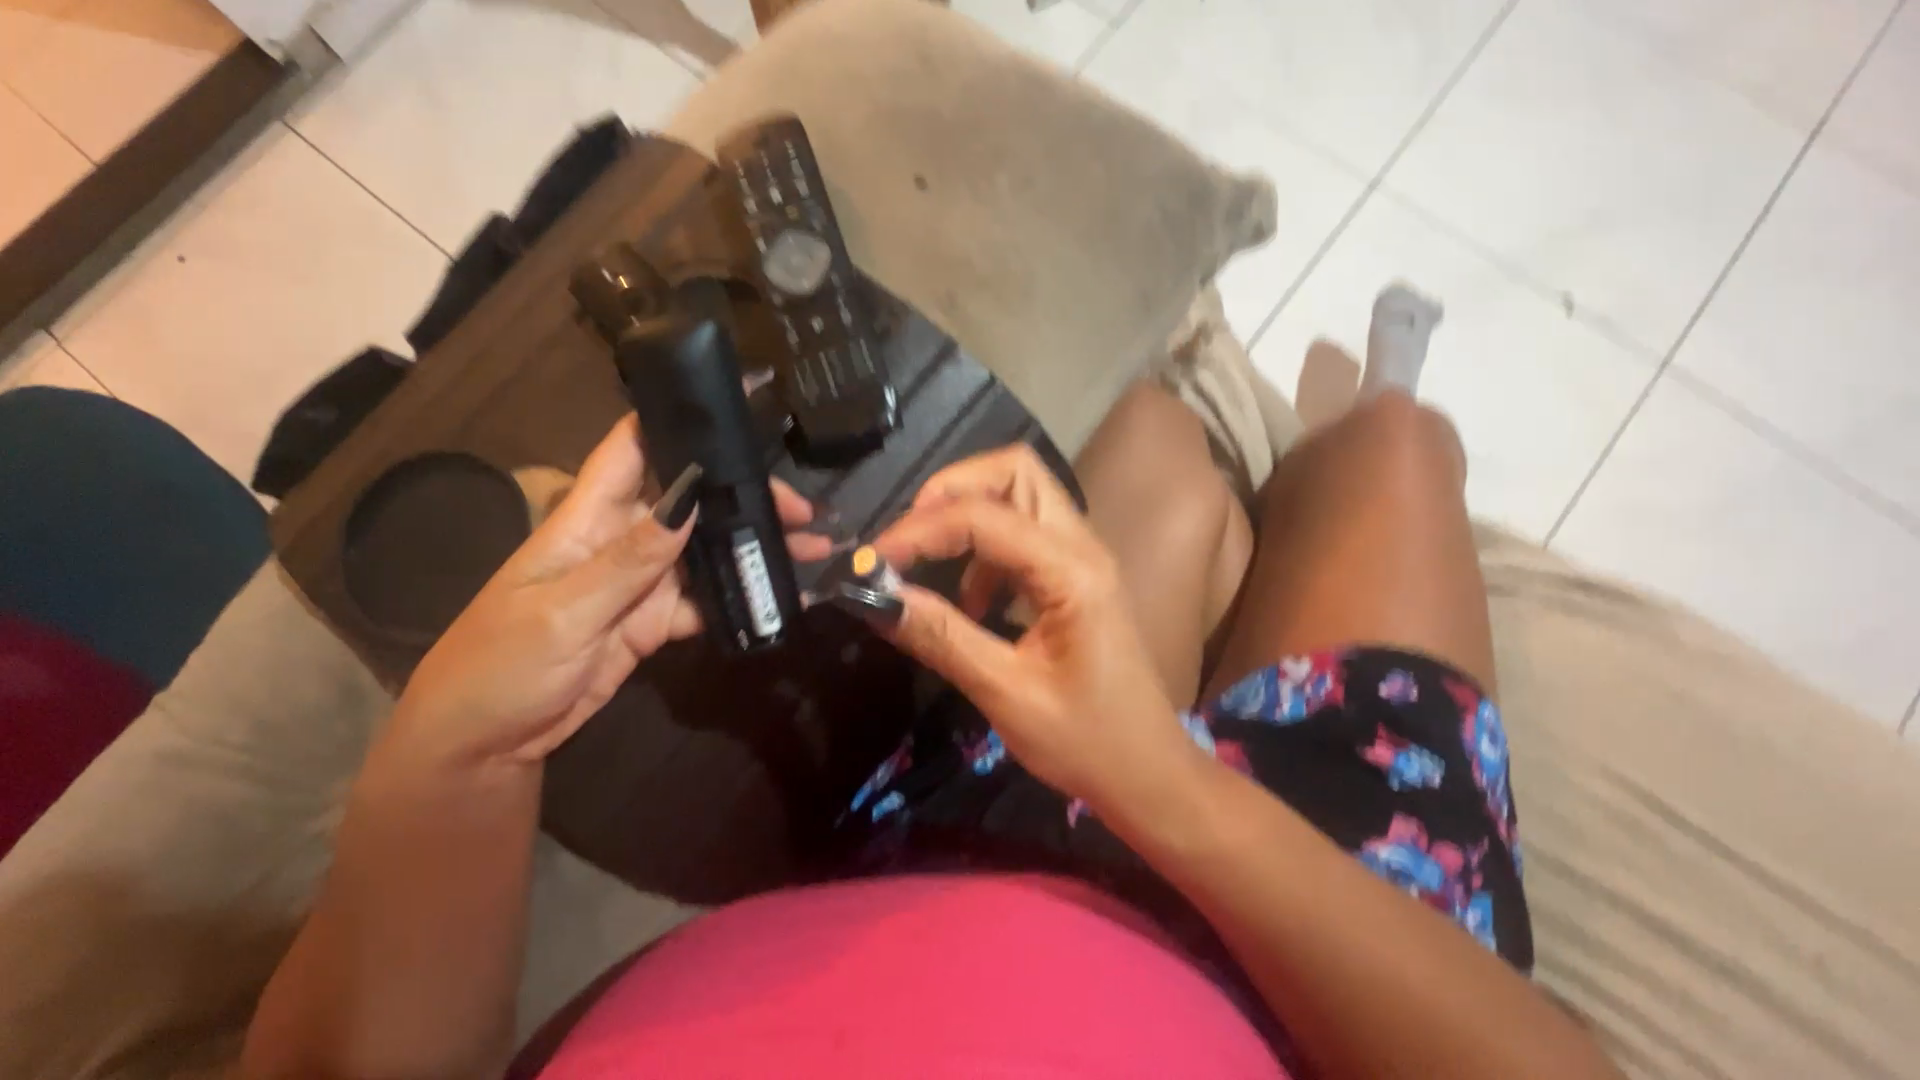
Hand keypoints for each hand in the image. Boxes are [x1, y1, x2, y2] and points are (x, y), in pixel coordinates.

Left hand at [393, 415, 829, 764]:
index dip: (676, 419)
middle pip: (688, 501)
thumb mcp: (563, 612)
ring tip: (812, 548)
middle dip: (742, 495)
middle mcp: (619, 541)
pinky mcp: (652, 624)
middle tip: (800, 508)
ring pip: (706, 551)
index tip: (735, 408)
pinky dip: (742, 600)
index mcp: (586, 520)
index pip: (632, 449)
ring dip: (753, 546)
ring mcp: (639, 585)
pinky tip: (784, 599)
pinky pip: (705, 603)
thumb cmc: (501, 666)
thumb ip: (630, 560)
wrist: (483, 745)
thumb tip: (689, 498)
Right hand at [872, 445, 1204, 809]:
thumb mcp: (1006, 694)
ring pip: (1021, 494)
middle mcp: (1082, 546)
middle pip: (1015, 471)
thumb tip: (875, 598)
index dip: (918, 531)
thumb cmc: (1087, 742)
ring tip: (926, 564)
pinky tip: (967, 601)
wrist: (1148, 773)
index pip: (983, 516)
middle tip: (907, 535)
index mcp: (1071, 571)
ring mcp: (1083, 557)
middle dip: (952, 489)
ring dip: (968, 514)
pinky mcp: (1075, 576)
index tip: (871, 563)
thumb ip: (942, 637)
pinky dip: (984, 547)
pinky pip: (1025, 532)